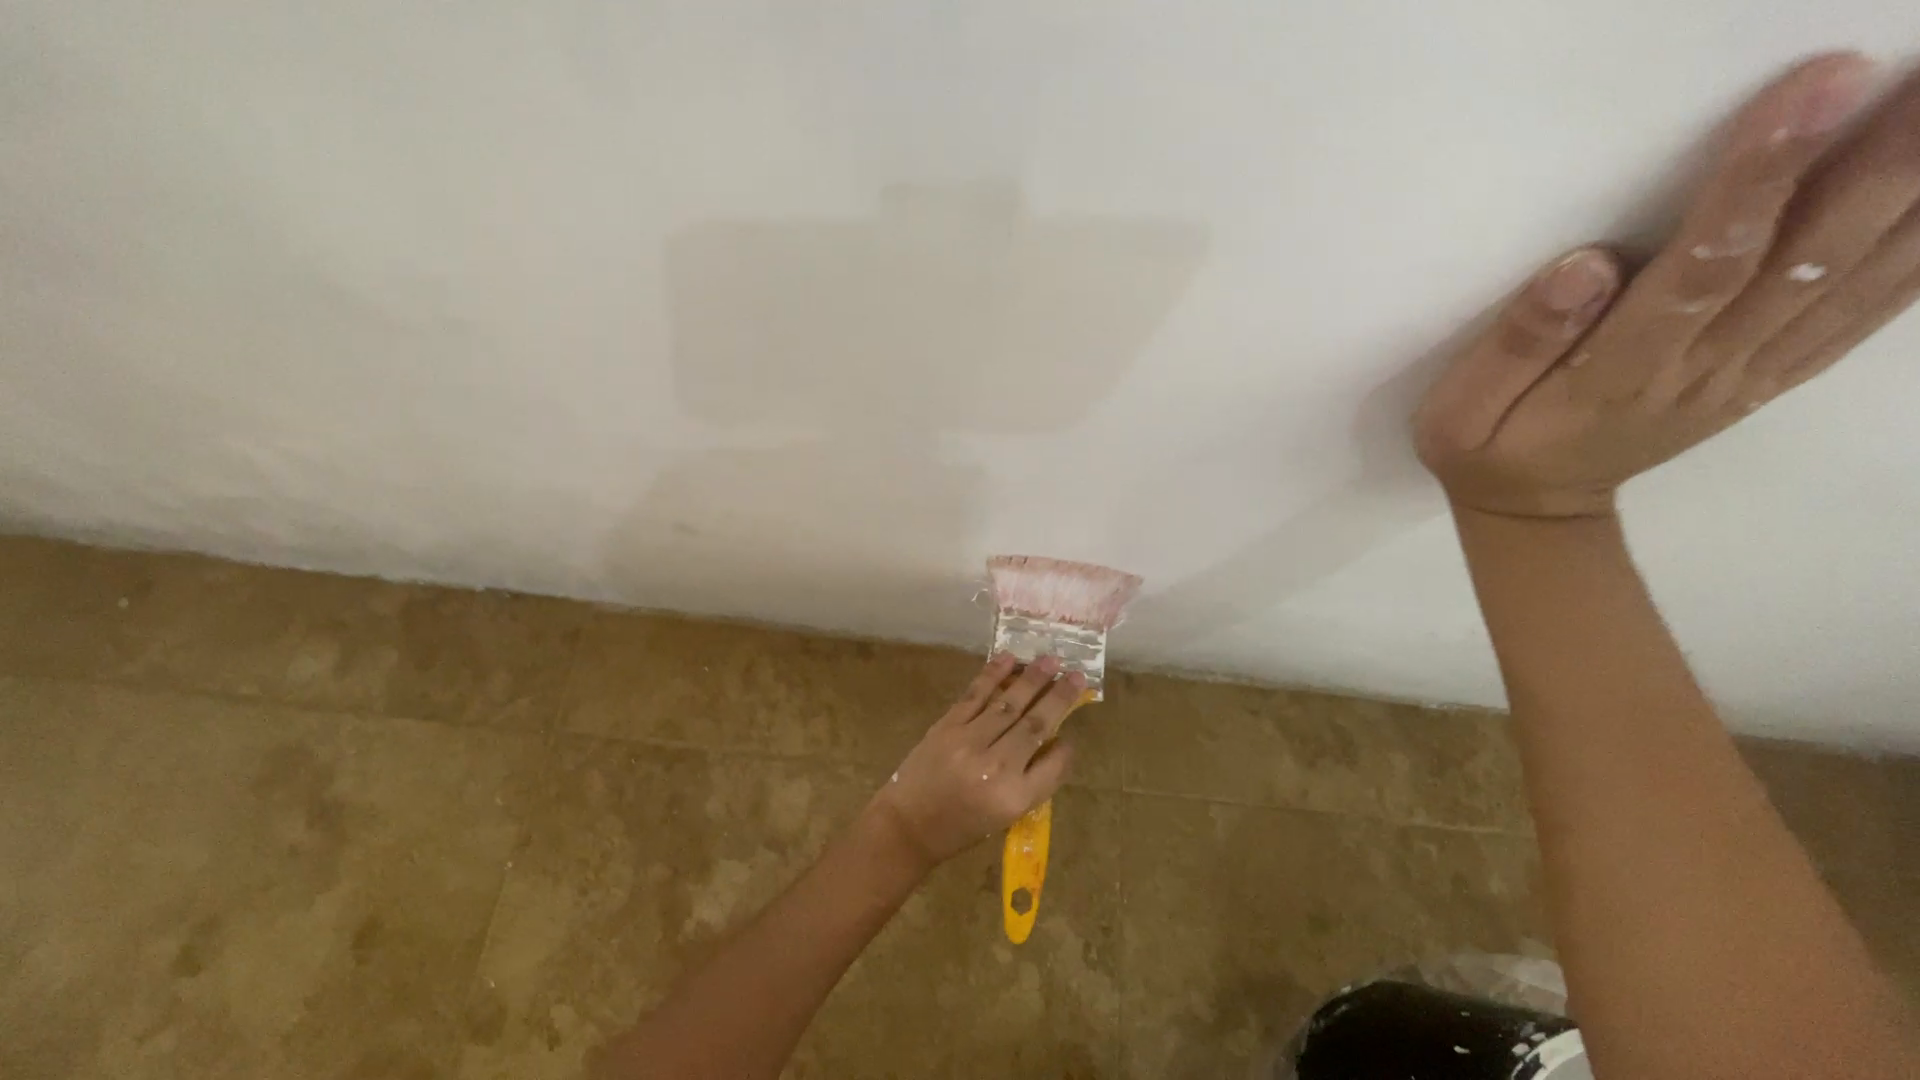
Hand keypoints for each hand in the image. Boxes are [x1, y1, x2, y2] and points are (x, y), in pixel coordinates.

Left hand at [865, 654, 1083, 867]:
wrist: (908, 826)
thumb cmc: (961, 827)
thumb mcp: (1004, 817)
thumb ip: (1032, 782)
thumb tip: (1054, 745)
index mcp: (1015, 797)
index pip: (1054, 764)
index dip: (1067, 747)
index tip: (1073, 732)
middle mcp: (996, 767)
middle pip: (1035, 724)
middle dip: (1059, 698)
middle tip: (1078, 675)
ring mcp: (969, 742)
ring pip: (1008, 704)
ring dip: (1032, 679)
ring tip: (1051, 660)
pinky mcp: (946, 727)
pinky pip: (975, 696)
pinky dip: (993, 675)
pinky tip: (1010, 659)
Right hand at [1416, 52, 1919, 518]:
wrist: (1535, 510)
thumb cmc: (1485, 451)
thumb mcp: (1458, 412)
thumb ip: (1514, 344)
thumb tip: (1584, 265)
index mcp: (1613, 376)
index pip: (1698, 273)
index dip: (1756, 184)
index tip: (1811, 94)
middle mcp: (1697, 372)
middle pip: (1798, 264)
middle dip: (1870, 164)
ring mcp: (1742, 376)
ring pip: (1844, 284)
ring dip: (1911, 197)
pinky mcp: (1765, 378)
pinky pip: (1857, 319)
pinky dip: (1913, 263)